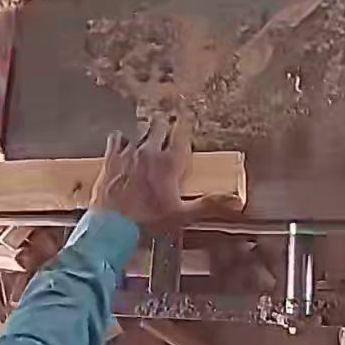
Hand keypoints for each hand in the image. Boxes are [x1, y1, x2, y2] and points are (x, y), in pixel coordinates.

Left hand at [89, 115, 242, 229]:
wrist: (112, 227)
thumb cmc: (147, 222)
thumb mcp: (181, 216)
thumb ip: (207, 205)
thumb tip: (233, 201)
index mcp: (169, 164)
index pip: (181, 135)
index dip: (185, 124)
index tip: (187, 117)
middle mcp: (149, 153)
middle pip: (160, 126)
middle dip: (166, 123)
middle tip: (169, 123)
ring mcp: (128, 154)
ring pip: (139, 131)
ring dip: (146, 132)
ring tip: (149, 132)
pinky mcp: (111, 159)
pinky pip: (116, 139)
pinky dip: (122, 139)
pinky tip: (123, 143)